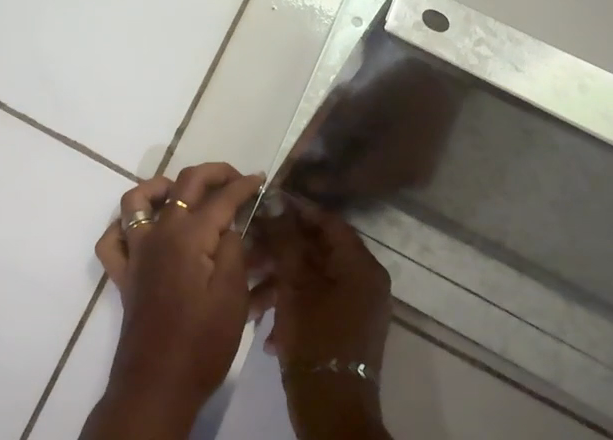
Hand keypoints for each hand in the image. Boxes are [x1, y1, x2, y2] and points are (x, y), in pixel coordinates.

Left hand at [85, 164, 263, 437]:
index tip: (261, 180)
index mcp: (190, 235)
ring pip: (136, 200)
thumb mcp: (233, 296)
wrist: (159, 382)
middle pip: (183, 184)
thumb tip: (230, 225)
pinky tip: (143, 230)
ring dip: (160, 188)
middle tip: (235, 179)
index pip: (221, 198)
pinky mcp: (124, 275)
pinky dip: (124, 227)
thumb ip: (233, 250)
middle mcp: (159, 233)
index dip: (244, 186)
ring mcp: (137, 252)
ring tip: (183, 194)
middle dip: (212, 173)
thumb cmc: (203, 341)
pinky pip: (112, 241)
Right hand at [251, 198, 393, 439]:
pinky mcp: (345, 328)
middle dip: (279, 253)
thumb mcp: (295, 286)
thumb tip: (277, 201)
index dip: (296, 211)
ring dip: (278, 285)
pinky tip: (264, 330)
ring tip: (248, 302)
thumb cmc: (315, 340)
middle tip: (246, 254)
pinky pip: (316, 303)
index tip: (265, 206)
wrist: (332, 412)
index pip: (329, 223)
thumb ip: (286, 241)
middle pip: (318, 251)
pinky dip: (291, 308)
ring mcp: (357, 307)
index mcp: (361, 267)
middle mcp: (365, 281)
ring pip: (312, 280)